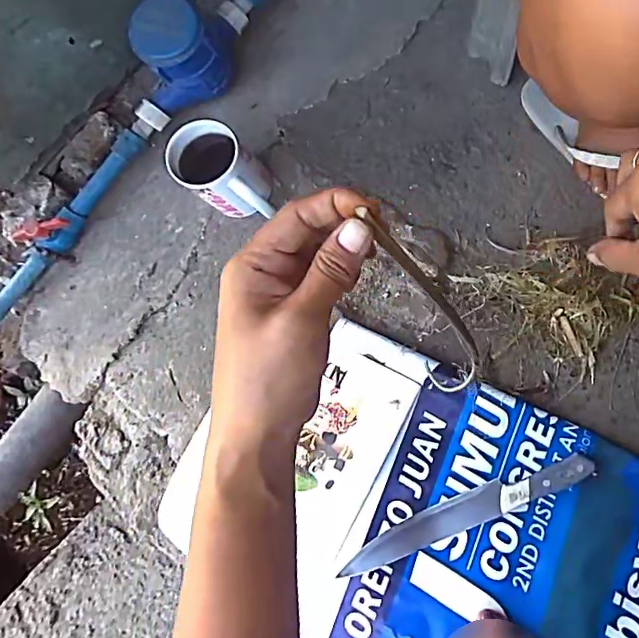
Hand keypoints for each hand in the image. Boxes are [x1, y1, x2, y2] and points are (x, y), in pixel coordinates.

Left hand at [205, 189, 377, 475]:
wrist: (258, 432)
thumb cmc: (266, 380)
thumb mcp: (302, 319)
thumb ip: (331, 271)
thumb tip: (358, 229)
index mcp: (254, 266)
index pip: (297, 217)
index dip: (335, 205)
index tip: (373, 208)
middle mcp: (265, 272)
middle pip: (309, 231)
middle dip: (346, 224)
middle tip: (385, 230)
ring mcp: (281, 291)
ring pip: (320, 253)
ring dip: (348, 246)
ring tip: (378, 250)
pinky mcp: (298, 309)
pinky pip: (324, 276)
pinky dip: (345, 269)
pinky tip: (361, 272)